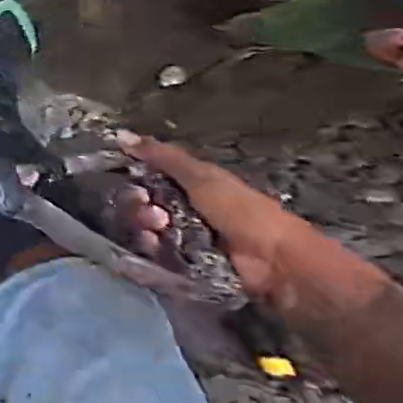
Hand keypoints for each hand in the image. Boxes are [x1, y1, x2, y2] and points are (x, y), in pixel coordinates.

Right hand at [117, 131, 317, 306]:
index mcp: (193, 190)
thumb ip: (163, 156)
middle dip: (135, 203)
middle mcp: (185, 214)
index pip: (148, 179)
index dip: (135, 176)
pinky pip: (151, 254)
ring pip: (142, 228)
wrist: (281, 268)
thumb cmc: (246, 215)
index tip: (130, 176)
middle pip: (140, 204)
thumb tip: (120, 134)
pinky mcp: (182, 268)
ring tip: (157, 227)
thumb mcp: (204, 177)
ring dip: (142, 224)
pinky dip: (148, 248)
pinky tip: (153, 243)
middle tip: (147, 206)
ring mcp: (183, 243)